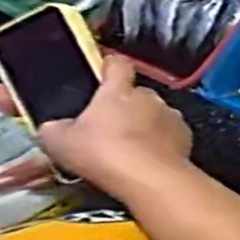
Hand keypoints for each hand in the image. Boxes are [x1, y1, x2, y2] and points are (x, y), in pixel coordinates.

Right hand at [0, 54, 191, 195]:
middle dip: (118, 103)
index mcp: (118, 91)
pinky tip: (139, 151)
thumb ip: (54, 124)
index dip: (107, 64)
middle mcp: (150, 98)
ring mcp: (172, 115)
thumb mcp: (54, 137)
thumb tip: (58, 125)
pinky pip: (165, 130)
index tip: (101, 67)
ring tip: (118, 141)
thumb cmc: (100, 151)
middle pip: (132, 93)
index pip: (116, 64)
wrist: (148, 175)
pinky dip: (153, 136)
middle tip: (98, 121)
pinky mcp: (185, 134)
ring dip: (137, 121)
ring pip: (151, 112)